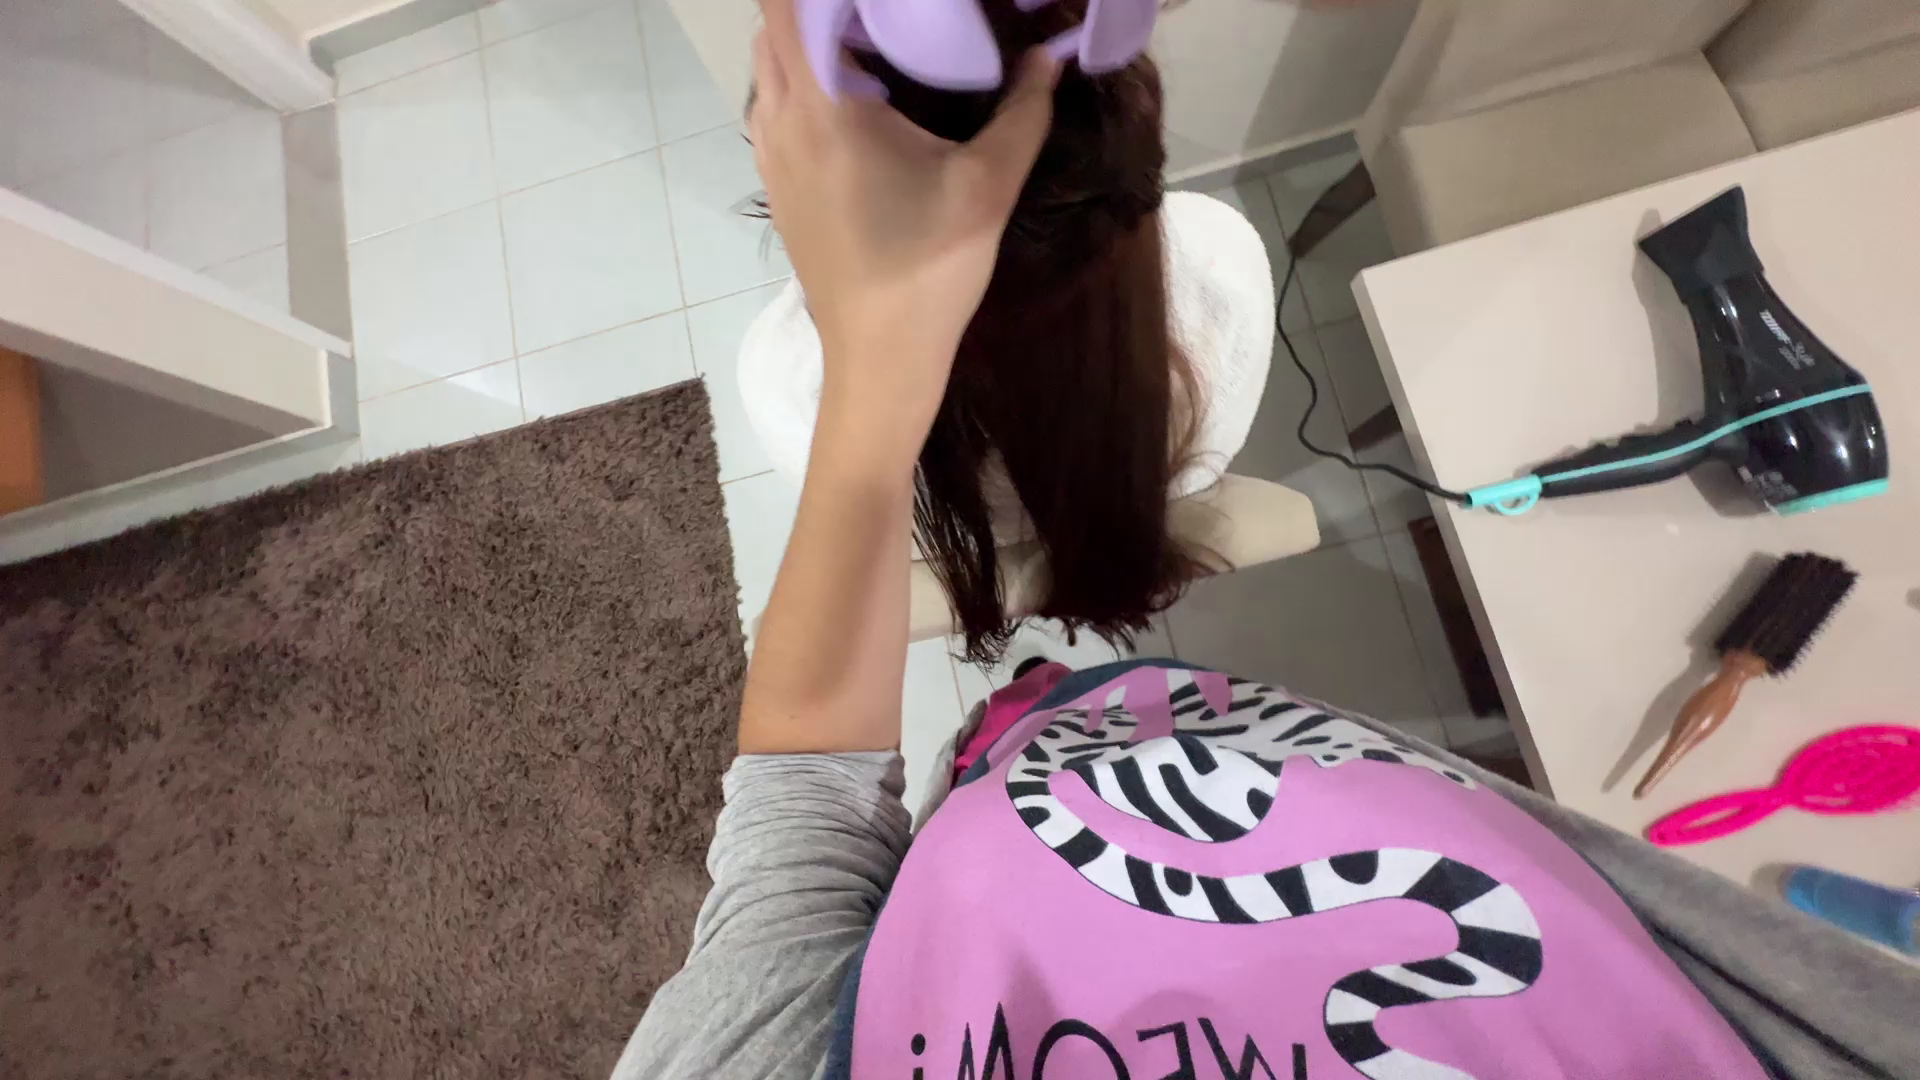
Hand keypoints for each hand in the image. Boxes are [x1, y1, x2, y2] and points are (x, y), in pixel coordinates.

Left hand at [749, 0, 1057, 459]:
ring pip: (770, 69)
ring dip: (810, 47)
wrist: (881, 357)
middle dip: (826, 10)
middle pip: (776, 25)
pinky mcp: (776, 191)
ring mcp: (769, 159)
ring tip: (872, 55)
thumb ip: (1024, 112)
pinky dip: (802, 89)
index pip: (795, 1)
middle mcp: (779, 121)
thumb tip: (1051, 55)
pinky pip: (773, 111)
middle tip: (888, 22)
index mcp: (823, 104)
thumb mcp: (987, 188)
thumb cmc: (930, 273)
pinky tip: (853, 113)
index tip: (891, 4)